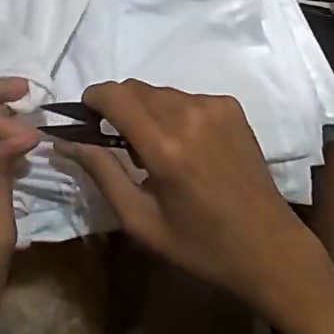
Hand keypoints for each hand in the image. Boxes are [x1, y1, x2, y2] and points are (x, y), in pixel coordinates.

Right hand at [56, 80, 329, 314]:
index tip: (85, 118)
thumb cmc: (199, 244)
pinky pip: (187, 98)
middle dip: (118, 107)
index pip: (115, 96)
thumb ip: (102, 173)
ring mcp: (214, 106)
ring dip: (147, 110)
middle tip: (118, 144)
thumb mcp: (140, 221)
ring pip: (161, 92)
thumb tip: (65, 142)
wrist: (267, 245)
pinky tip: (186, 146)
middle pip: (136, 88)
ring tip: (156, 150)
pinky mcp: (231, 106)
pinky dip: (175, 113)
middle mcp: (189, 114)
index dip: (92, 99)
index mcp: (164, 146)